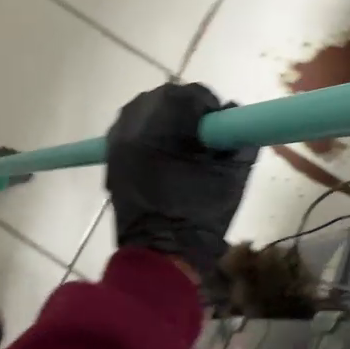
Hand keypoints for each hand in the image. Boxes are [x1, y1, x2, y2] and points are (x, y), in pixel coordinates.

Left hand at [106, 83, 256, 286]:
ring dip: (163, 117)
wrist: (161, 252)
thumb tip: (233, 114)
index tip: (218, 125)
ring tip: (181, 145)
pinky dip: (146, 132)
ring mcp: (117, 140)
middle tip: (203, 136)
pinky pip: (129, 128)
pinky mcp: (110, 156)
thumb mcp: (231, 175)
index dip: (207, 105)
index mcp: (162, 127)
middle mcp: (133, 126)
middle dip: (185, 109)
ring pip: (142, 109)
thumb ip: (239, 139)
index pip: (188, 95)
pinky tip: (161, 153)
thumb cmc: (200, 214)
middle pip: (162, 97)